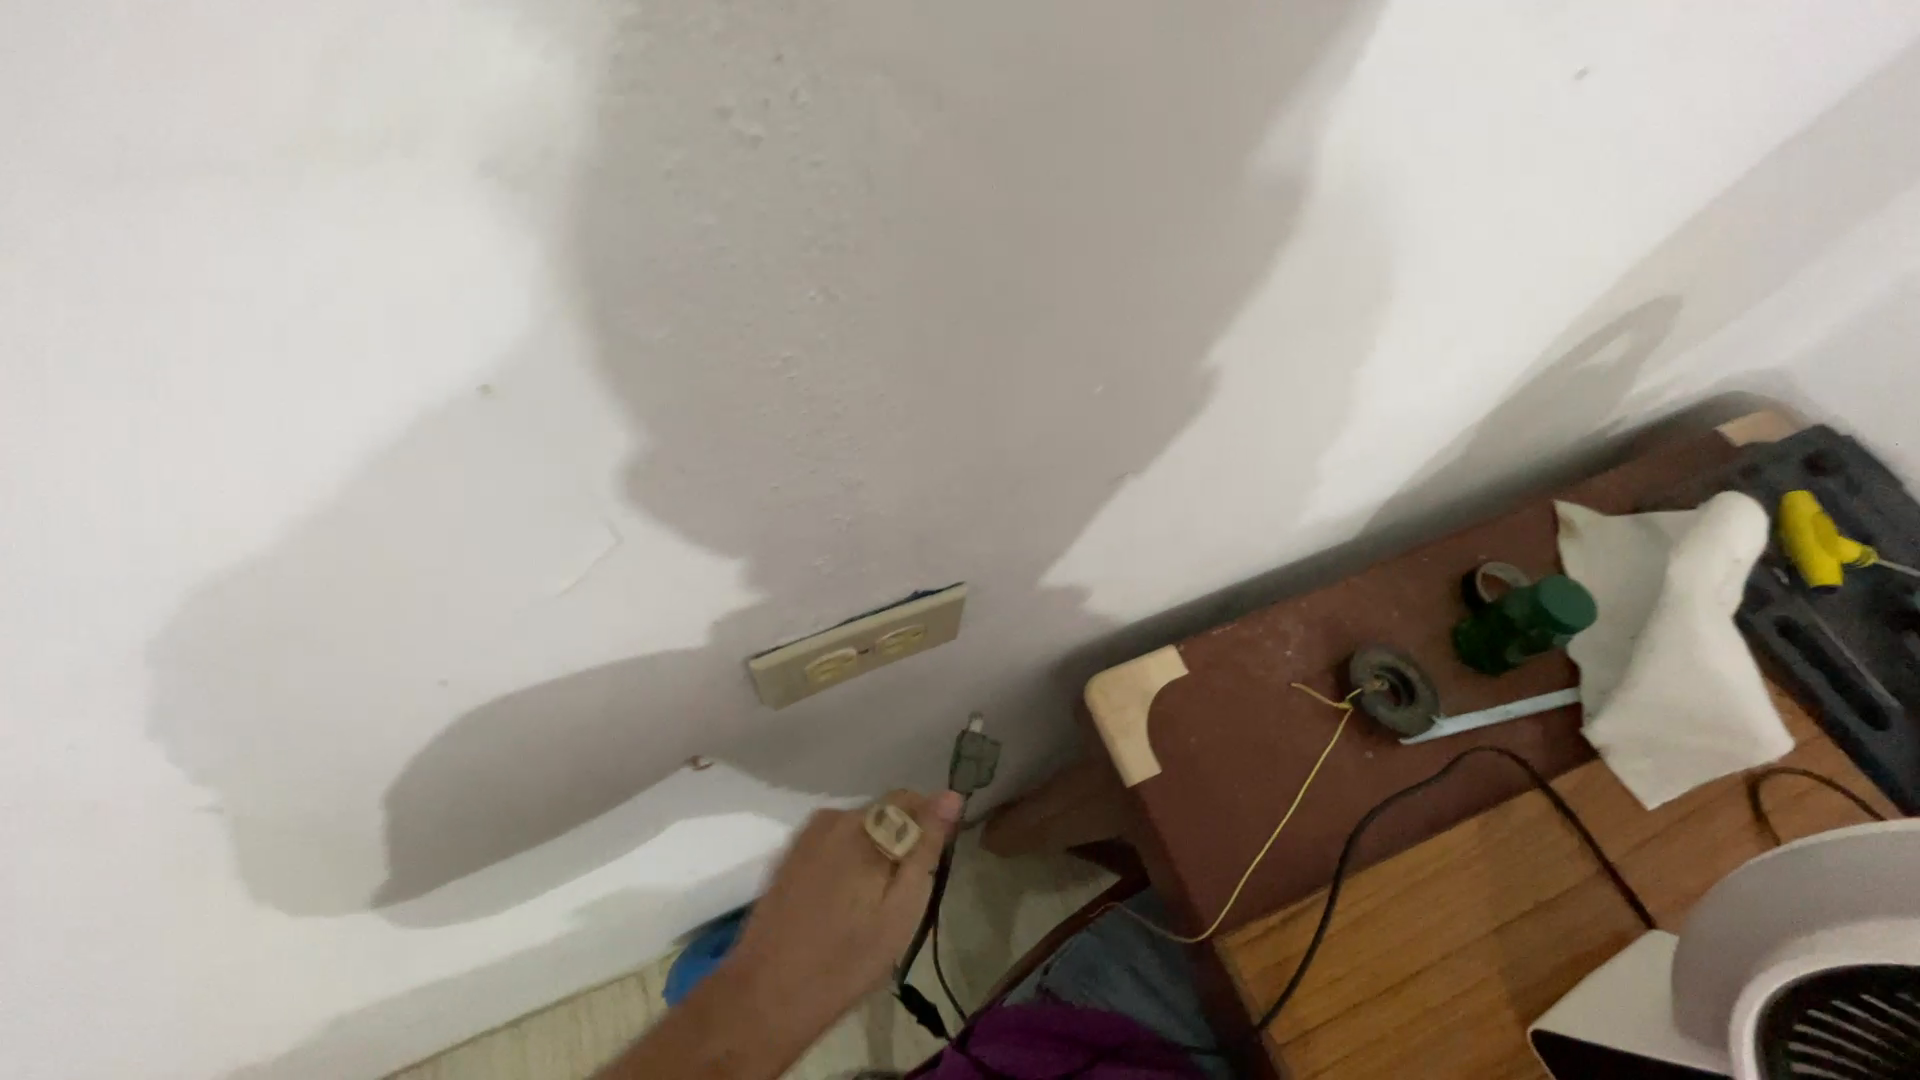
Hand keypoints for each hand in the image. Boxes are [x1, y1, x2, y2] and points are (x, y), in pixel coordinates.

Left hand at [722, 790, 963, 1030]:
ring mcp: (805, 837)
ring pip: (857, 831)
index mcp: (864, 826)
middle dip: (899, 844)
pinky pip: (832, 846)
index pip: (911, 800)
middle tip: (901, 898)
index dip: (928, 828)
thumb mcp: (901, 908)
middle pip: (883, 815)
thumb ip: (926, 846)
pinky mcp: (788, 857)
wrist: (765, 996)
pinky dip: (845, 864)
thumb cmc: (846, 959)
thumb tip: (951, 795)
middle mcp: (832, 818)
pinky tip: (841, 907)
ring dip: (872, 854)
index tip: (930, 867)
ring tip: (871, 908)